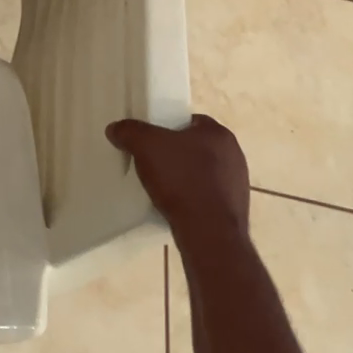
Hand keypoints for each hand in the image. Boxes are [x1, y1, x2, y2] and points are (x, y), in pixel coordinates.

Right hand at [107, 114, 249, 238]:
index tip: (150, 140)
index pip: (189, 121)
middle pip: (195, 147)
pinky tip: (175, 205)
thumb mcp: (145, 146)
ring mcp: (237, 184)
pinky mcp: (234, 209)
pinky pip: (206, 196)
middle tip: (151, 162)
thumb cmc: (181, 179)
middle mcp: (234, 155)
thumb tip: (116, 128)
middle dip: (174, 154)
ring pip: (202, 172)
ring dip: (183, 177)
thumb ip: (129, 131)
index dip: (167, 127)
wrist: (208, 232)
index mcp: (219, 134)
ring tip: (160, 187)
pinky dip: (191, 198)